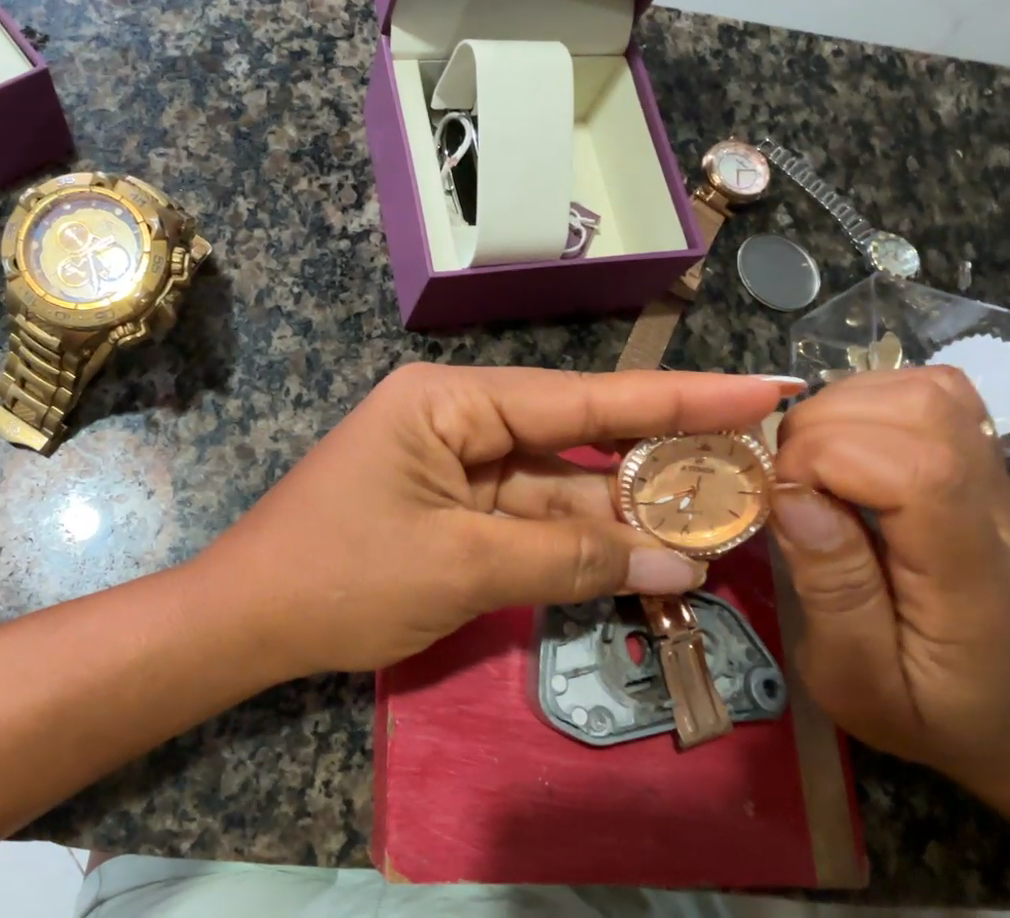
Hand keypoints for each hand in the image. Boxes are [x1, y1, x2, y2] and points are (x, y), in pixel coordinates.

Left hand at [200, 364, 799, 675]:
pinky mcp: (448, 510)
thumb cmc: (342, 577)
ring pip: (556, 485)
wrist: (246, 621)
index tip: (762, 389)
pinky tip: (642, 553)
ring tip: (720, 520)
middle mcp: (455, 419)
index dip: (679, 395)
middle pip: (575, 435)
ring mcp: (452, 466)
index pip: (582, 397)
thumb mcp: (463, 566)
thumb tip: (680, 563)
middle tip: (755, 461)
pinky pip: (527, 518)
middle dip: (658, 456)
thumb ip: (572, 560)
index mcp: (450, 402)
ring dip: (622, 511)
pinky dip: (578, 541)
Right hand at [769, 367, 1009, 797]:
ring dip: (842, 407)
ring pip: (926, 389)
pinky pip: (931, 395)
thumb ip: (831, 592)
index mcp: (971, 576)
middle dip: (824, 426)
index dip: (829, 457)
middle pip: (923, 410)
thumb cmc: (930, 711)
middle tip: (786, 478)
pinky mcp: (980, 466)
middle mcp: (995, 510)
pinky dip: (867, 401)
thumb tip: (791, 495)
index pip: (919, 470)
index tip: (780, 494)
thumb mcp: (858, 682)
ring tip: (808, 461)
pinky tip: (840, 446)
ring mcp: (995, 481)